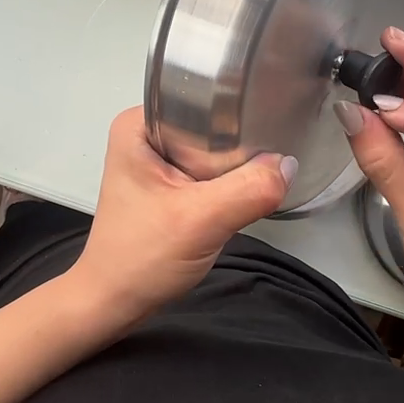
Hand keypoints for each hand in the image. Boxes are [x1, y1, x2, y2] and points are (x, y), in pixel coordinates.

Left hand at [70, 108, 294, 315]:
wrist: (115, 302)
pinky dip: (229, 183)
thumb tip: (288, 165)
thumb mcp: (201, 220)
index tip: (275, 123)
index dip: (239, 112)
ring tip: (267, 171)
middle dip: (242, 142)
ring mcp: (157, 162)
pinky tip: (247, 190)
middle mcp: (145, 134)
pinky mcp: (169, 186)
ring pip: (215, 150)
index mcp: (138, 124)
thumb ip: (249, 190)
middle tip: (278, 152)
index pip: (203, 100)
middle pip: (213, 124)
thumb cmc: (141, 258)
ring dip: (238, 165)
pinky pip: (211, 172)